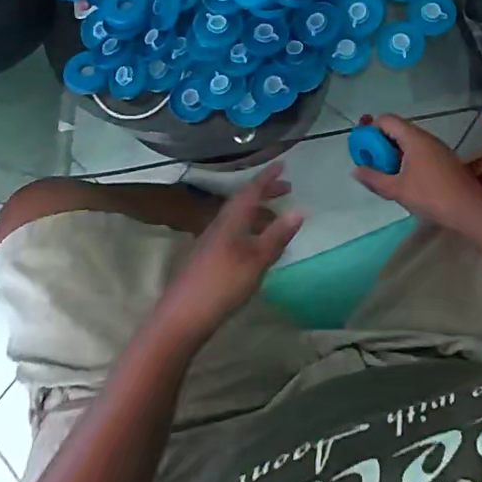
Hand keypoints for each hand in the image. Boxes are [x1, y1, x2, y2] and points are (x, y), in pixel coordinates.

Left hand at [151, 165, 303, 342]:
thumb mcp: (256, 259)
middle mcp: (219, 225)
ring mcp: (211, 242)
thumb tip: (300, 210)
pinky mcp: (208, 258)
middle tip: (287, 188)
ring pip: (238, 218)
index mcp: (231, 220)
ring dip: (258, 211)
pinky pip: (234, 232)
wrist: (181, 317)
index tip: (282, 164)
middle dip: (265, 192)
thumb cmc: (222, 284)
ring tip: (276, 215)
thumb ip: (277, 235)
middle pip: (244, 201)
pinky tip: (256, 244)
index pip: (252, 190)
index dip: (267, 177)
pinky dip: (250, 228)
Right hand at [351, 115, 481, 231]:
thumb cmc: (432, 196)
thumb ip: (374, 178)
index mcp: (414, 138)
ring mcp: (438, 148)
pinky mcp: (445, 160)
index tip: (363, 150)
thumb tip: (355, 170)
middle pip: (397, 130)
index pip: (386, 120)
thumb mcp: (397, 190)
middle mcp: (426, 137)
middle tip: (372, 165)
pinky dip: (408, 160)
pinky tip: (407, 182)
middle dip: (380, 145)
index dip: (371, 130)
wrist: (471, 210)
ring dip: (394, 154)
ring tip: (387, 176)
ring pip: (409, 142)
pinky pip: (420, 152)